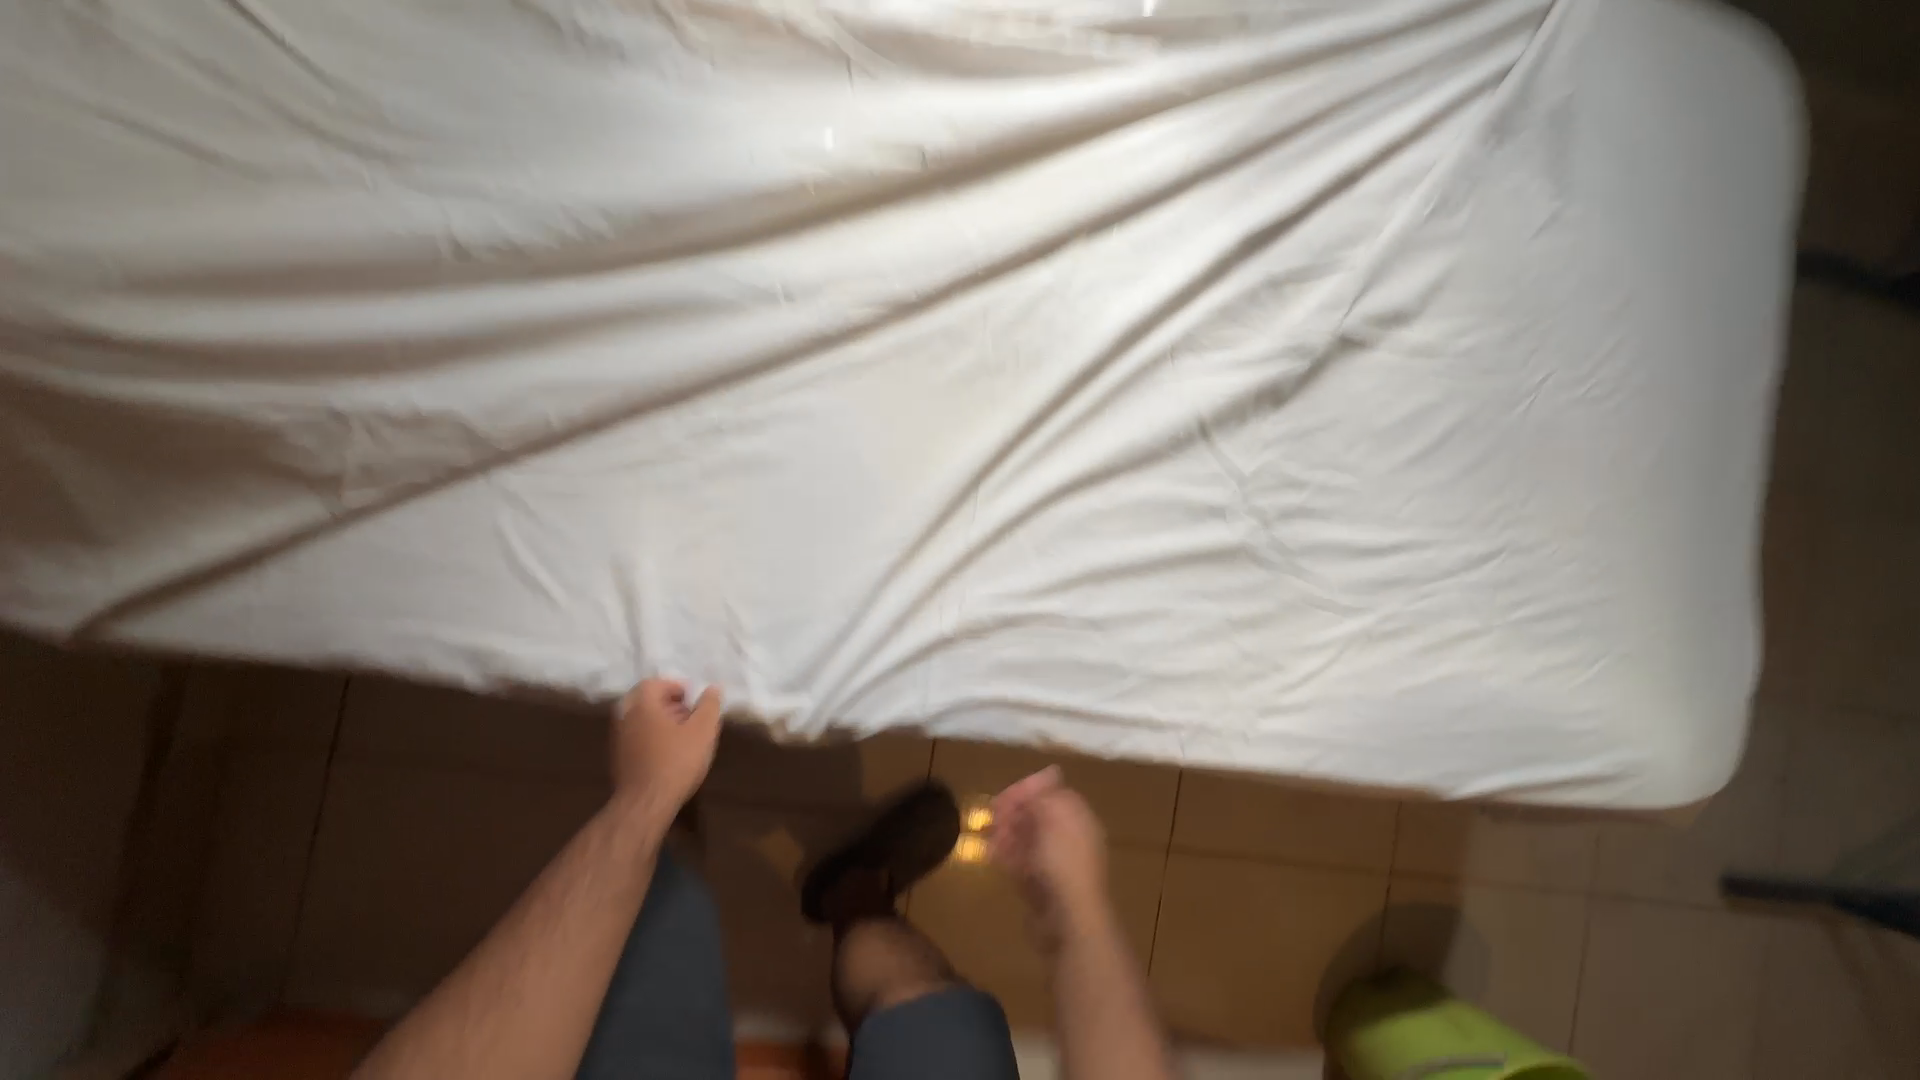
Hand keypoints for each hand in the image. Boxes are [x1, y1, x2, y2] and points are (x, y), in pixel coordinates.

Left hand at [612, 678, 721, 813]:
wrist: (646, 803)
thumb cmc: (676, 761)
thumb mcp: (703, 730)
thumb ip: (709, 705)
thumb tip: (713, 688)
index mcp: (642, 705)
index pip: (653, 683)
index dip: (674, 685)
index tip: (691, 696)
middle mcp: (625, 718)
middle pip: (643, 700)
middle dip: (666, 702)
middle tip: (686, 712)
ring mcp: (618, 740)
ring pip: (638, 719)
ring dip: (658, 720)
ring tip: (681, 733)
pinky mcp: (618, 759)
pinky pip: (635, 737)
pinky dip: (650, 736)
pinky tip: (667, 751)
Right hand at [987, 766, 1109, 949]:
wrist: (1069, 922)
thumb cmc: (1063, 864)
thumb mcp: (1055, 818)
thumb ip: (1047, 793)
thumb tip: (1049, 772)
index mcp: (1078, 817)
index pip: (1052, 791)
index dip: (1028, 789)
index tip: (1004, 797)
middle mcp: (1069, 836)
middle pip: (1037, 814)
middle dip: (1013, 812)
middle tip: (991, 817)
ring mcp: (1055, 862)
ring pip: (1027, 838)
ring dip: (1006, 833)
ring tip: (988, 837)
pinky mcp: (1042, 885)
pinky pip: (1022, 862)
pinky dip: (1008, 855)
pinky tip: (992, 855)